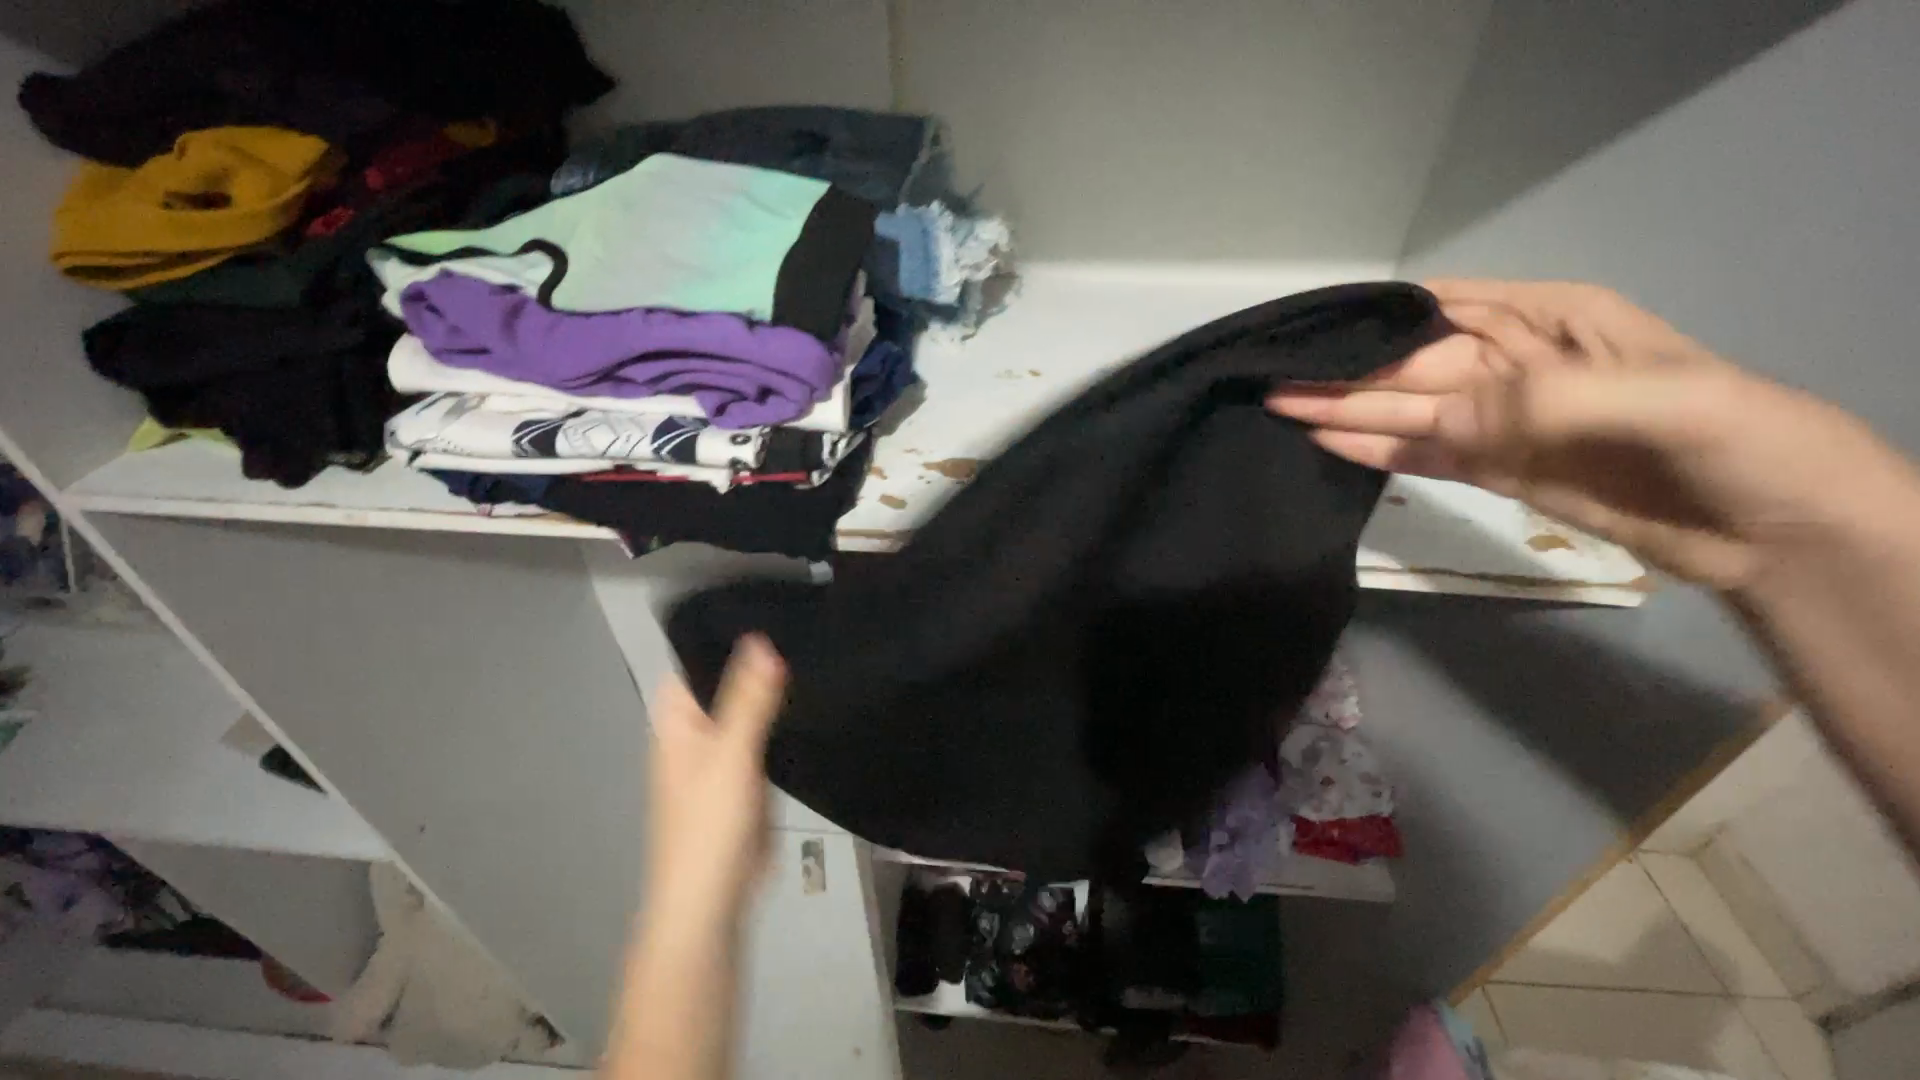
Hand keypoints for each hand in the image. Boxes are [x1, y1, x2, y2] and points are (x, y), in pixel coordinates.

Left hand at [644, 635, 786, 928]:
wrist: (710, 900)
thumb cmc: (708, 824)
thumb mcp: (730, 754)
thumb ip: (748, 698)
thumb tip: (762, 640)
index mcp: (676, 722)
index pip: (695, 662)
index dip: (724, 636)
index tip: (767, 607)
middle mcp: (694, 734)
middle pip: (724, 686)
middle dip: (757, 664)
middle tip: (804, 627)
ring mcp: (719, 759)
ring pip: (746, 715)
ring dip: (771, 695)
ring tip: (814, 655)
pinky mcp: (744, 782)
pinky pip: (762, 742)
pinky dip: (780, 726)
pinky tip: (809, 706)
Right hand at [1267, 279, 1909, 590]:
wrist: (1780, 533)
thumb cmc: (1742, 442)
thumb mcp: (1662, 401)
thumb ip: (1546, 401)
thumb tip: (1439, 418)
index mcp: (1557, 320)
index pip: (1448, 309)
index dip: (1381, 319)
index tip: (1314, 330)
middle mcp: (1518, 363)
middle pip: (1415, 366)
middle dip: (1347, 373)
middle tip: (1273, 381)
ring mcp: (1504, 422)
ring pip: (1410, 411)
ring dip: (1349, 412)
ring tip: (1281, 409)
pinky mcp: (1497, 472)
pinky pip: (1427, 455)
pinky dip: (1379, 452)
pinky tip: (1329, 444)